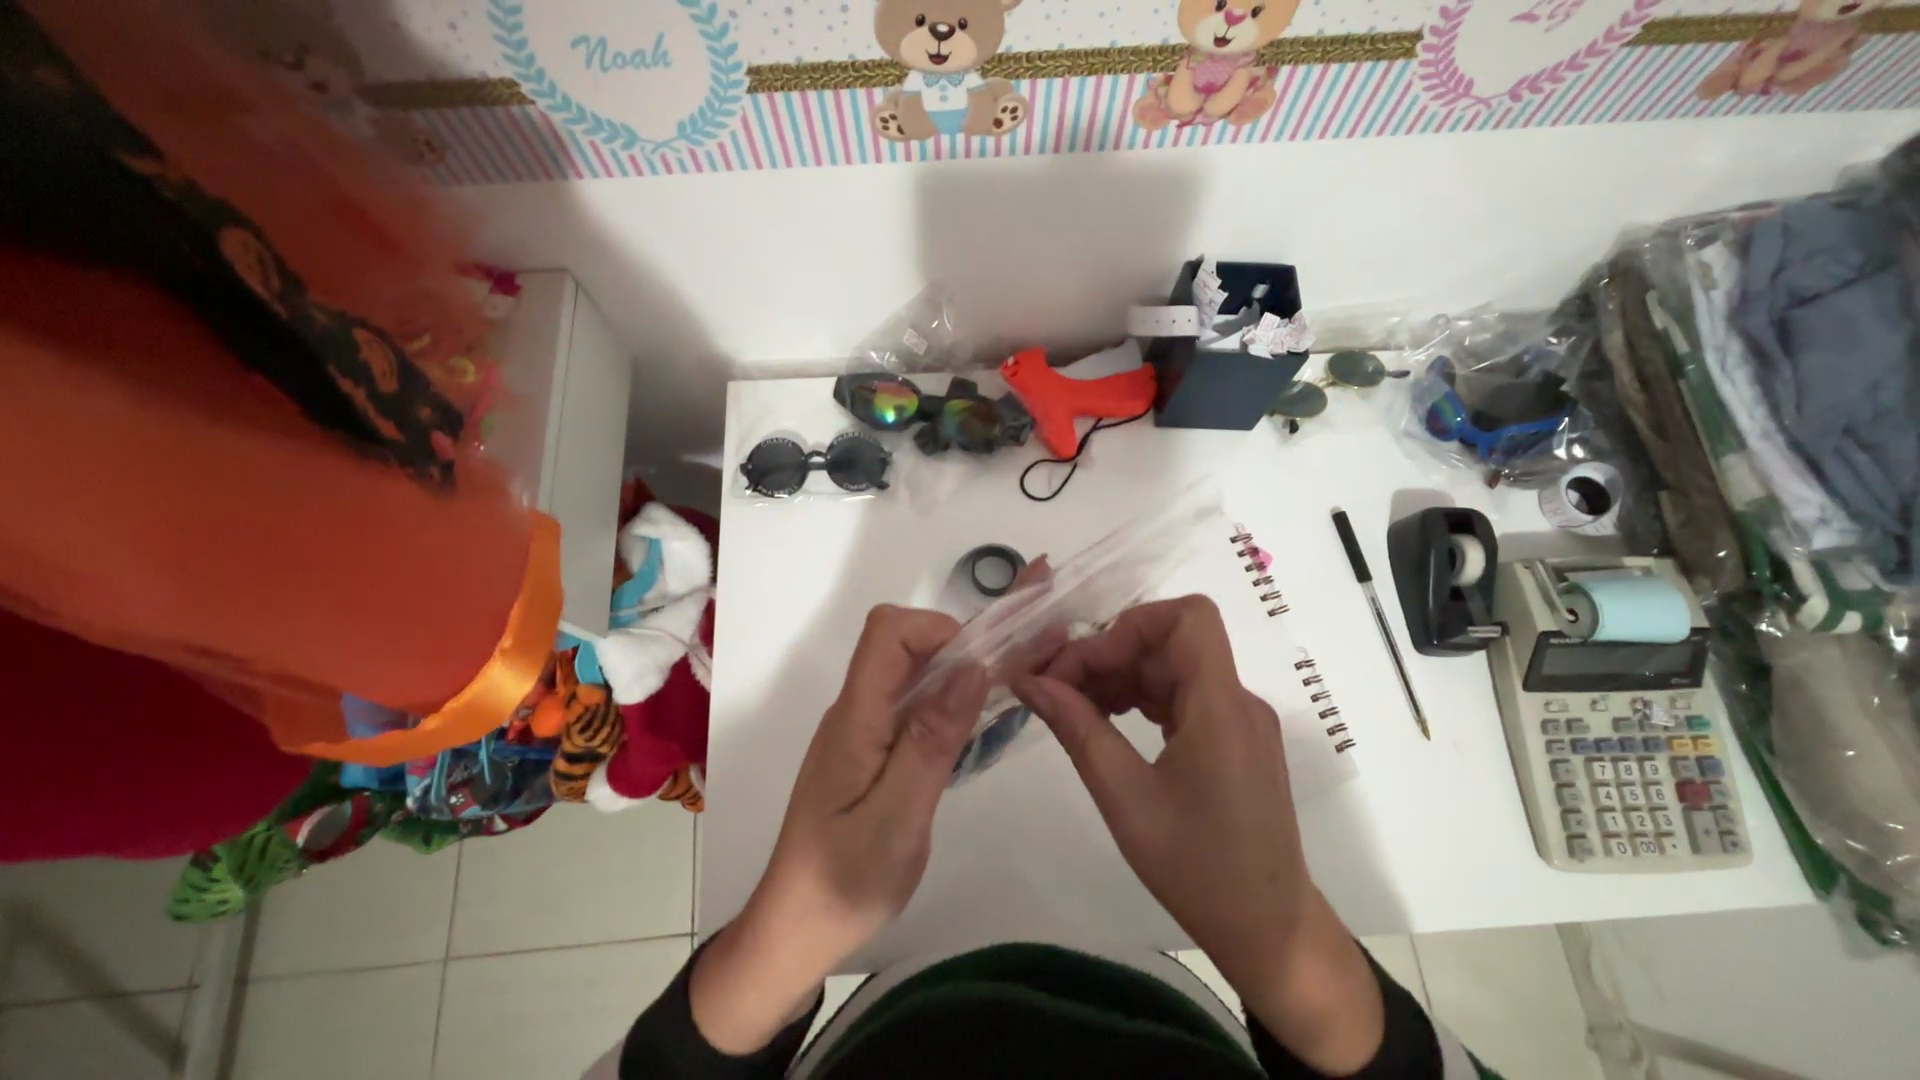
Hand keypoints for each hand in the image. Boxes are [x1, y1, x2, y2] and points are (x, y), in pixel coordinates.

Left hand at [691, 605, 985, 1053]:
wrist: (798, 929)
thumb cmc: (846, 879)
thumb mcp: (899, 816)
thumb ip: (932, 740)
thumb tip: (973, 666)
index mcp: (855, 719)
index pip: (887, 632)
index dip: (940, 629)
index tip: (986, 666)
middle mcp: (854, 713)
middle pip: (901, 646)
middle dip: (959, 649)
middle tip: (1010, 686)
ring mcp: (860, 733)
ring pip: (909, 677)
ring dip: (956, 679)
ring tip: (1002, 709)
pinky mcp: (869, 754)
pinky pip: (909, 709)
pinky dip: (945, 710)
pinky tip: (974, 739)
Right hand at [1013, 596, 1383, 1074]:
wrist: (1267, 929)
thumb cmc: (1197, 867)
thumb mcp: (1125, 798)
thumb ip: (1078, 730)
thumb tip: (1030, 683)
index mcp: (1221, 706)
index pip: (1187, 617)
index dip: (1128, 625)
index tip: (1078, 666)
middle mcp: (1237, 701)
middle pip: (1171, 642)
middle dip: (1109, 654)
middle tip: (1054, 688)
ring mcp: (1239, 722)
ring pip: (1174, 668)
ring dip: (1121, 677)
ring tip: (1071, 707)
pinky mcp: (1234, 742)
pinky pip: (1184, 698)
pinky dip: (1141, 700)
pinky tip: (1105, 723)